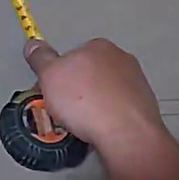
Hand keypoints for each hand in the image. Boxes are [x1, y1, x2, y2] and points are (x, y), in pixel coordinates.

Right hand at [24, 37, 178, 168]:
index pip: (70, 55)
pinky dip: (106, 116)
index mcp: (99, 46)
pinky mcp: (145, 106)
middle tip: (62, 107)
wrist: (126, 134)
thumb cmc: (86, 101)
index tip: (49, 90)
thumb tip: (33, 44)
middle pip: (88, 72)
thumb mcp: (49, 75)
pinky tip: (98, 127)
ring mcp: (137, 82)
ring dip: (91, 103)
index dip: (56, 73)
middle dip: (74, 88)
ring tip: (80, 121)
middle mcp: (122, 59)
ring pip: (103, 91)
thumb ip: (40, 57)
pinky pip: (117, 107)